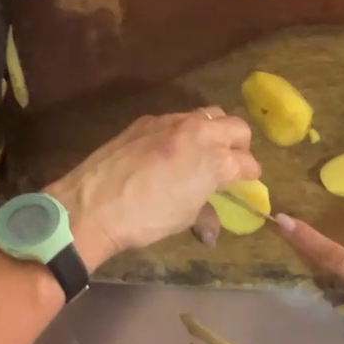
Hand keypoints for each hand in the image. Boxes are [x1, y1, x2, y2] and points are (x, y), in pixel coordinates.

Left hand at [43, 108, 259, 268]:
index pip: (247, 163)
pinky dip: (184, 132)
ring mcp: (171, 121)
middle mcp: (199, 132)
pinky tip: (171, 151)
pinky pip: (177, 119)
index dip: (250, 175)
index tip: (247, 182)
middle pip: (236, 127)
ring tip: (204, 152)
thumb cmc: (146, 219)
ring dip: (214, 132)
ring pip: (208, 115)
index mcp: (216, 160)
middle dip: (240, 145)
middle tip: (231, 163)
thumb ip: (205, 212)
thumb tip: (211, 228)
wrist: (94, 205)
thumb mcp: (183, 218)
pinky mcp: (147, 121)